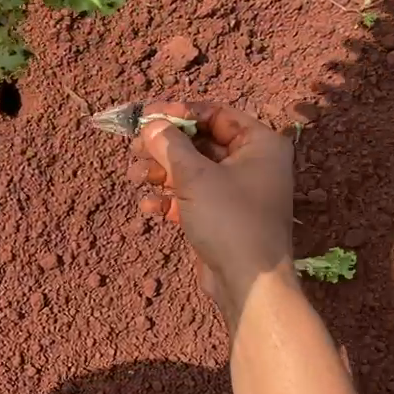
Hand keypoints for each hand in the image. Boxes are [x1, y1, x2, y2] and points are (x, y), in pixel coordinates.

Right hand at [128, 101, 295, 316]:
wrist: (248, 281)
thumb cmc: (229, 219)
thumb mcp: (195, 176)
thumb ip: (169, 145)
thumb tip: (150, 125)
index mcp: (259, 144)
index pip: (216, 114)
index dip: (180, 113)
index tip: (148, 116)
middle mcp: (251, 164)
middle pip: (200, 142)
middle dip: (165, 146)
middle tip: (135, 147)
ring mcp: (236, 192)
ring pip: (192, 171)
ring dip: (161, 172)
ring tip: (135, 176)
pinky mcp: (221, 217)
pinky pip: (191, 198)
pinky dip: (169, 198)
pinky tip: (149, 206)